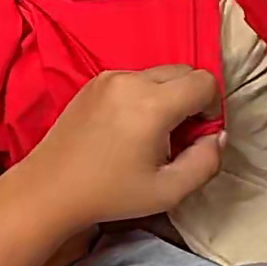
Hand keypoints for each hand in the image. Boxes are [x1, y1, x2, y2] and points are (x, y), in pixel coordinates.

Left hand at [15, 65, 224, 227]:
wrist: (50, 189)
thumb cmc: (110, 194)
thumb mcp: (168, 192)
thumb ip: (206, 162)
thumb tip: (217, 136)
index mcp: (152, 104)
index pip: (204, 82)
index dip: (211, 108)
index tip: (196, 135)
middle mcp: (132, 80)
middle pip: (184, 71)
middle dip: (191, 99)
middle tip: (176, 136)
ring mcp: (110, 77)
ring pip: (160, 73)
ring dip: (167, 96)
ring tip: (150, 133)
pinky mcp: (95, 81)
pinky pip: (135, 78)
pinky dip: (144, 95)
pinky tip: (127, 127)